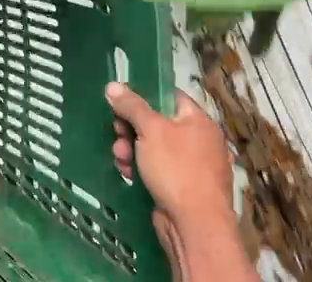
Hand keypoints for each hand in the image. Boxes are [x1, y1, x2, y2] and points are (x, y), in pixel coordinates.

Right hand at [107, 83, 257, 281]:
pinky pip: (155, 166)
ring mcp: (190, 165)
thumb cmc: (177, 169)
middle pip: (156, 121)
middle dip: (130, 126)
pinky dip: (139, 166)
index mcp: (198, 121)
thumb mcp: (151, 129)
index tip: (120, 99)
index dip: (143, 93)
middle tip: (116, 132)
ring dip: (130, 147)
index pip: (168, 95)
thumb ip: (131, 105)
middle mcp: (198, 140)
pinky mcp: (180, 185)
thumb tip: (113, 85)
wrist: (195, 226)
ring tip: (120, 157)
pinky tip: (127, 172)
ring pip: (152, 145)